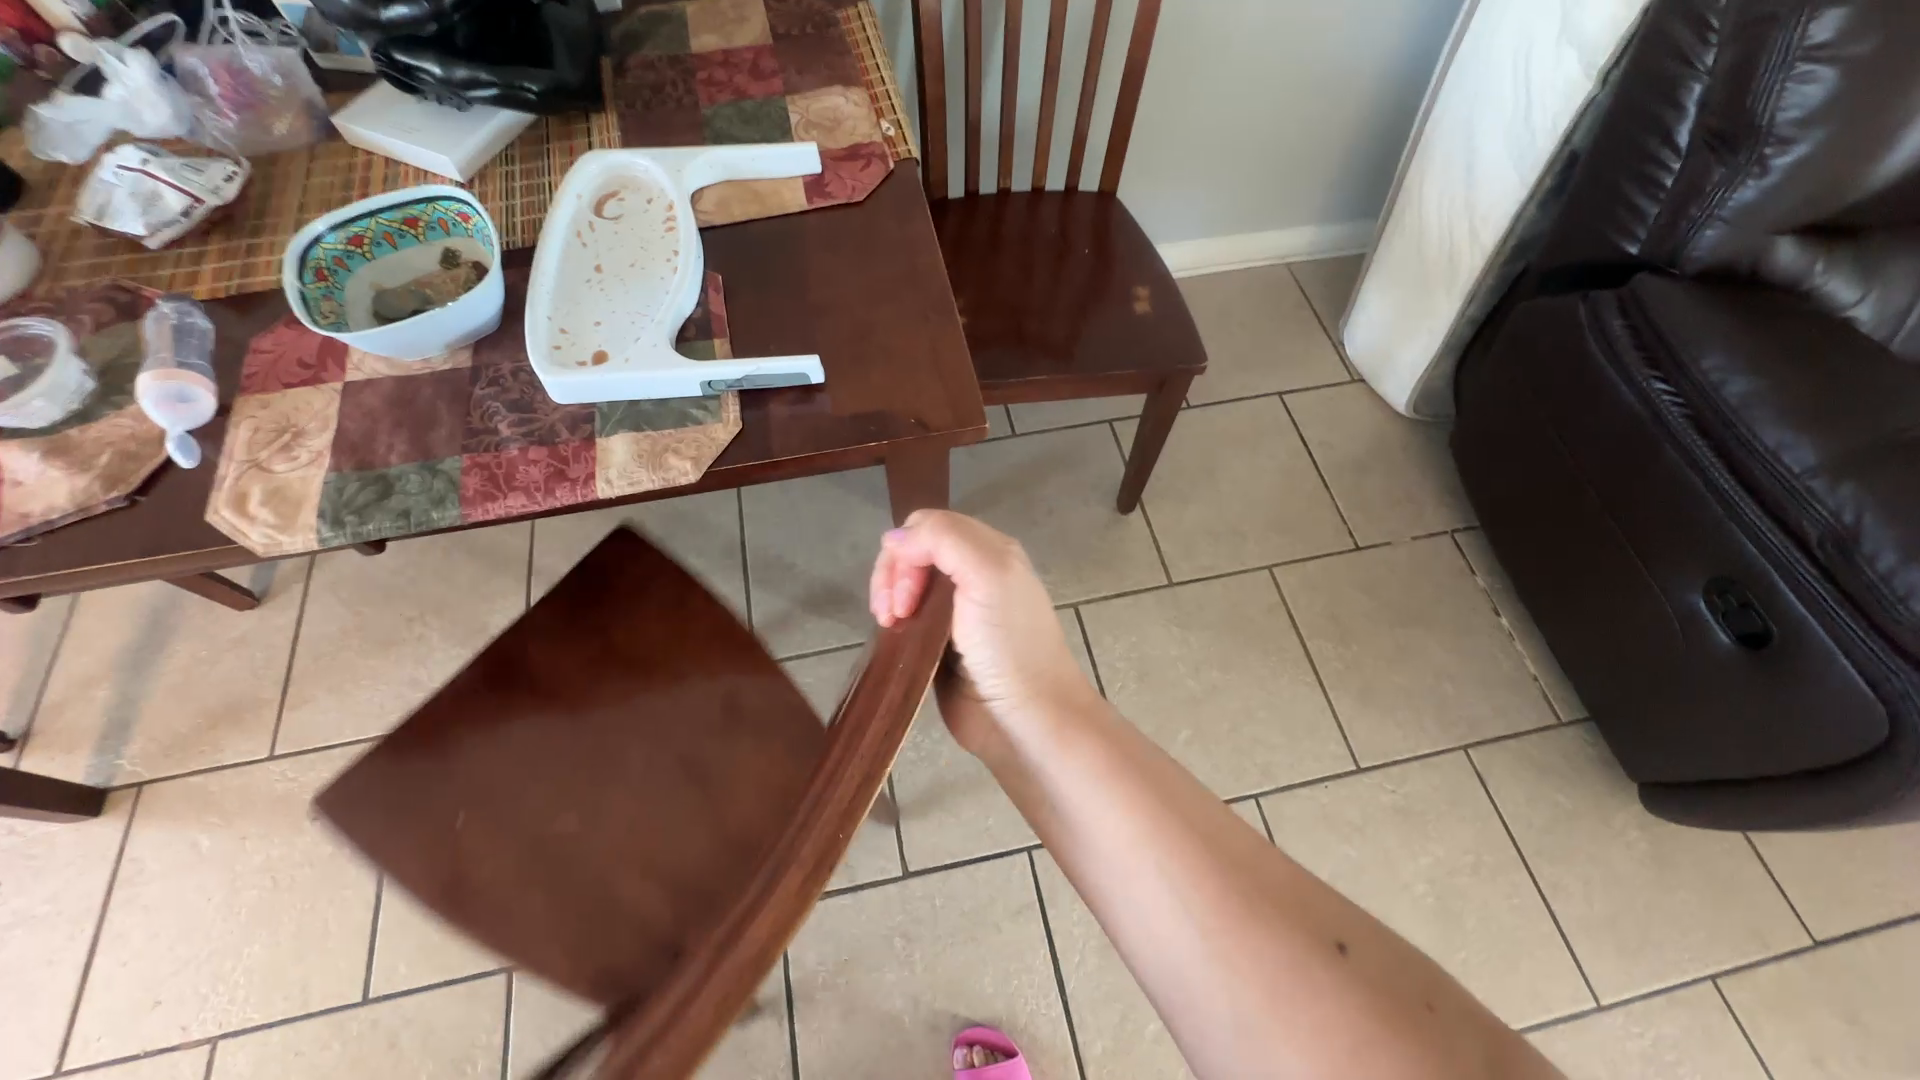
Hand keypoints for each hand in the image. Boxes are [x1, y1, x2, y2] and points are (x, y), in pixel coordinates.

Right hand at [870, 510, 1099, 758]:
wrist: (1025, 719)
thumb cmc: (1009, 646)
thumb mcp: (987, 574)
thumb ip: (943, 539)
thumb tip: (894, 537)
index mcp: (990, 551)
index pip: (931, 526)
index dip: (908, 549)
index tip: (903, 588)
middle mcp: (974, 575)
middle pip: (915, 553)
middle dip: (895, 574)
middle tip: (894, 611)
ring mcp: (956, 612)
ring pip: (908, 585)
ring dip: (890, 597)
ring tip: (891, 624)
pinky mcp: (941, 645)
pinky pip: (909, 619)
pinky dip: (896, 622)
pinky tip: (895, 635)